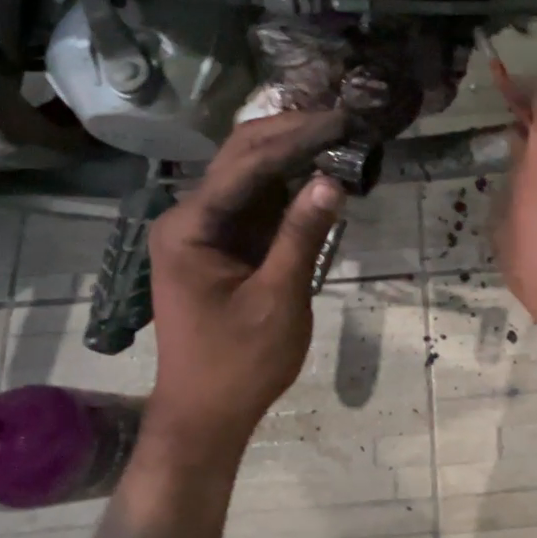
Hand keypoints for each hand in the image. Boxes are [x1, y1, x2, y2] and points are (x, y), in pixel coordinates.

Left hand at [144, 110, 347, 455]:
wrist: (204, 415)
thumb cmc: (237, 364)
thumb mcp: (278, 300)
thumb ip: (301, 236)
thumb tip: (332, 180)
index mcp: (190, 226)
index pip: (247, 163)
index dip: (298, 137)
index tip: (343, 122)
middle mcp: (189, 216)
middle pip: (242, 155)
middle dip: (293, 133)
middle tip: (346, 121)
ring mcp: (203, 227)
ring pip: (249, 171)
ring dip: (292, 152)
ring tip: (342, 137)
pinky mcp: (221, 241)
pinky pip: (255, 199)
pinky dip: (289, 183)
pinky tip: (322, 170)